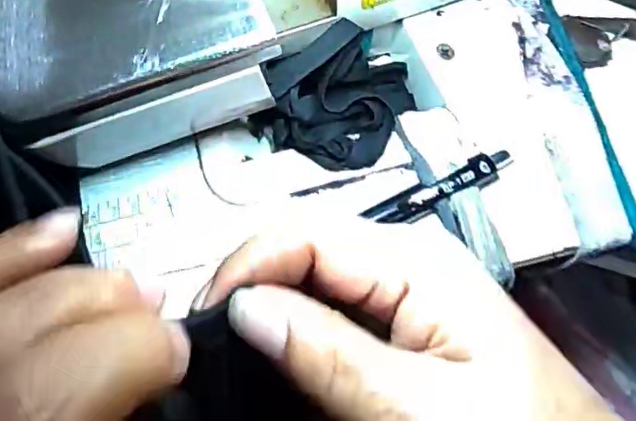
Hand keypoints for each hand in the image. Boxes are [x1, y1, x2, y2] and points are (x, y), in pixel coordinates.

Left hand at [0, 208, 189, 420]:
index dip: (111, 363)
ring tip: (122, 278)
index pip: (30, 404)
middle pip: (1, 352)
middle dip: (92, 316)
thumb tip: (141, 390)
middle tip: (155, 303)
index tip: (171, 348)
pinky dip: (4, 254)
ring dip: (59, 285)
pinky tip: (57, 230)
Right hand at [197, 220, 613, 420]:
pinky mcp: (411, 313)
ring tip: (235, 338)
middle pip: (302, 241)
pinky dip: (299, 316)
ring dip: (269, 297)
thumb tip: (245, 307)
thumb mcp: (429, 413)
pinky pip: (335, 297)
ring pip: (312, 268)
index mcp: (416, 259)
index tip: (206, 315)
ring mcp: (409, 283)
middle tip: (212, 333)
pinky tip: (282, 344)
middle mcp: (407, 255)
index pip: (300, 232)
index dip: (244, 264)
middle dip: (251, 277)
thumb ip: (333, 356)